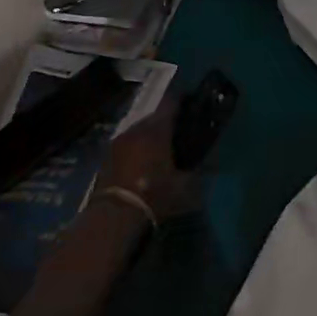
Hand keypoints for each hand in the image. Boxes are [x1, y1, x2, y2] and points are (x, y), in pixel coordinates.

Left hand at [99, 97, 200, 219]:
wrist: (115, 214)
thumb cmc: (153, 195)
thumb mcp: (182, 187)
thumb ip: (195, 171)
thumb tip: (209, 163)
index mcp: (157, 131)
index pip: (170, 104)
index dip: (180, 101)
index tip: (188, 103)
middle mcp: (137, 129)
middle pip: (153, 116)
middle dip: (164, 120)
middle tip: (174, 131)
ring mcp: (120, 140)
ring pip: (138, 128)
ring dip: (148, 133)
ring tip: (156, 146)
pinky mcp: (107, 153)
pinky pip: (126, 141)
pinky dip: (135, 145)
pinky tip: (139, 159)